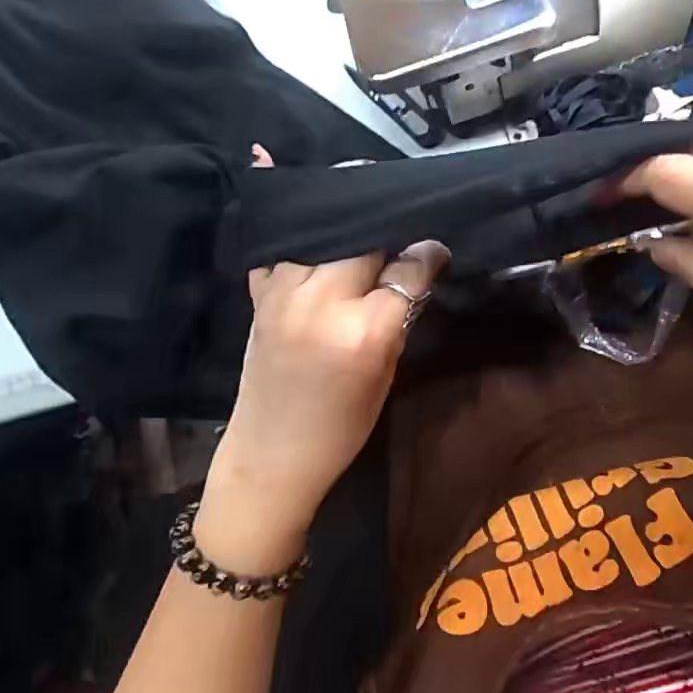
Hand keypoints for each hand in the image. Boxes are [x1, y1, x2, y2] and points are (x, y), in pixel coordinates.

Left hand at [212, 242, 449, 524]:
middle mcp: (322, 302)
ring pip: (325, 240)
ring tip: (354, 259)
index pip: (406, 270)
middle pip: (365, 244)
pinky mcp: (260, 298)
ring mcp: (284, 295)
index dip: (425, 258)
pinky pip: (284, 255)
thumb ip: (396, 321)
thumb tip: (411, 277)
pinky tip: (313, 265)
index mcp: (364, 331)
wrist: (272, 452)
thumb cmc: (340, 427)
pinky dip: (302, 255)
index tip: (433, 253)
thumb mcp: (384, 377)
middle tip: (393, 258)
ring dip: (344, 246)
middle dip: (386, 246)